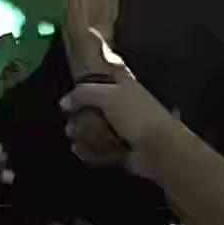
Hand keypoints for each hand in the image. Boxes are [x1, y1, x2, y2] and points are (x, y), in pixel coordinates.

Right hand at [60, 66, 185, 175]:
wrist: (160, 149)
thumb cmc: (135, 114)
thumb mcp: (107, 95)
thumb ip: (83, 94)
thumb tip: (64, 103)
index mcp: (124, 85)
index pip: (104, 74)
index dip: (88, 78)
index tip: (73, 87)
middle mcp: (123, 103)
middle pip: (95, 104)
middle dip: (80, 112)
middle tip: (69, 119)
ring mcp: (123, 127)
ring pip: (96, 126)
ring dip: (83, 131)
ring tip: (73, 135)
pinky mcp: (122, 147)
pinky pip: (100, 146)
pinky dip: (89, 149)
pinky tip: (79, 150)